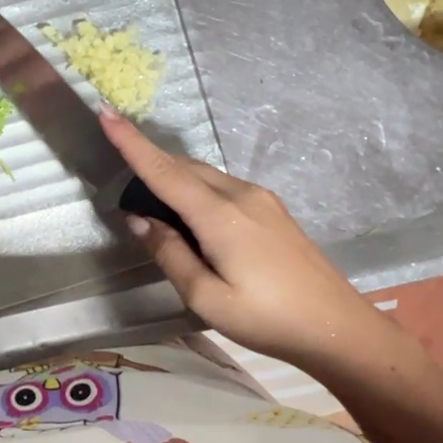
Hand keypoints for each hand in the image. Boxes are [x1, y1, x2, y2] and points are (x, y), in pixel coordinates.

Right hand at [99, 107, 396, 371]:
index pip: (164, 172)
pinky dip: (193, 190)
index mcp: (220, 216)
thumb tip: (139, 220)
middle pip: (183, 168)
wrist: (336, 328)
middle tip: (117, 169)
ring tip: (147, 199)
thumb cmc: (266, 318)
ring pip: (204, 176)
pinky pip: (221, 188)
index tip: (106, 113)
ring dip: (171, 177)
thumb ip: (170, 254)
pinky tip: (187, 215)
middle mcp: (241, 196)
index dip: (132, 143)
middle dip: (148, 160)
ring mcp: (261, 201)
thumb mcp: (205, 297)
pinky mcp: (272, 211)